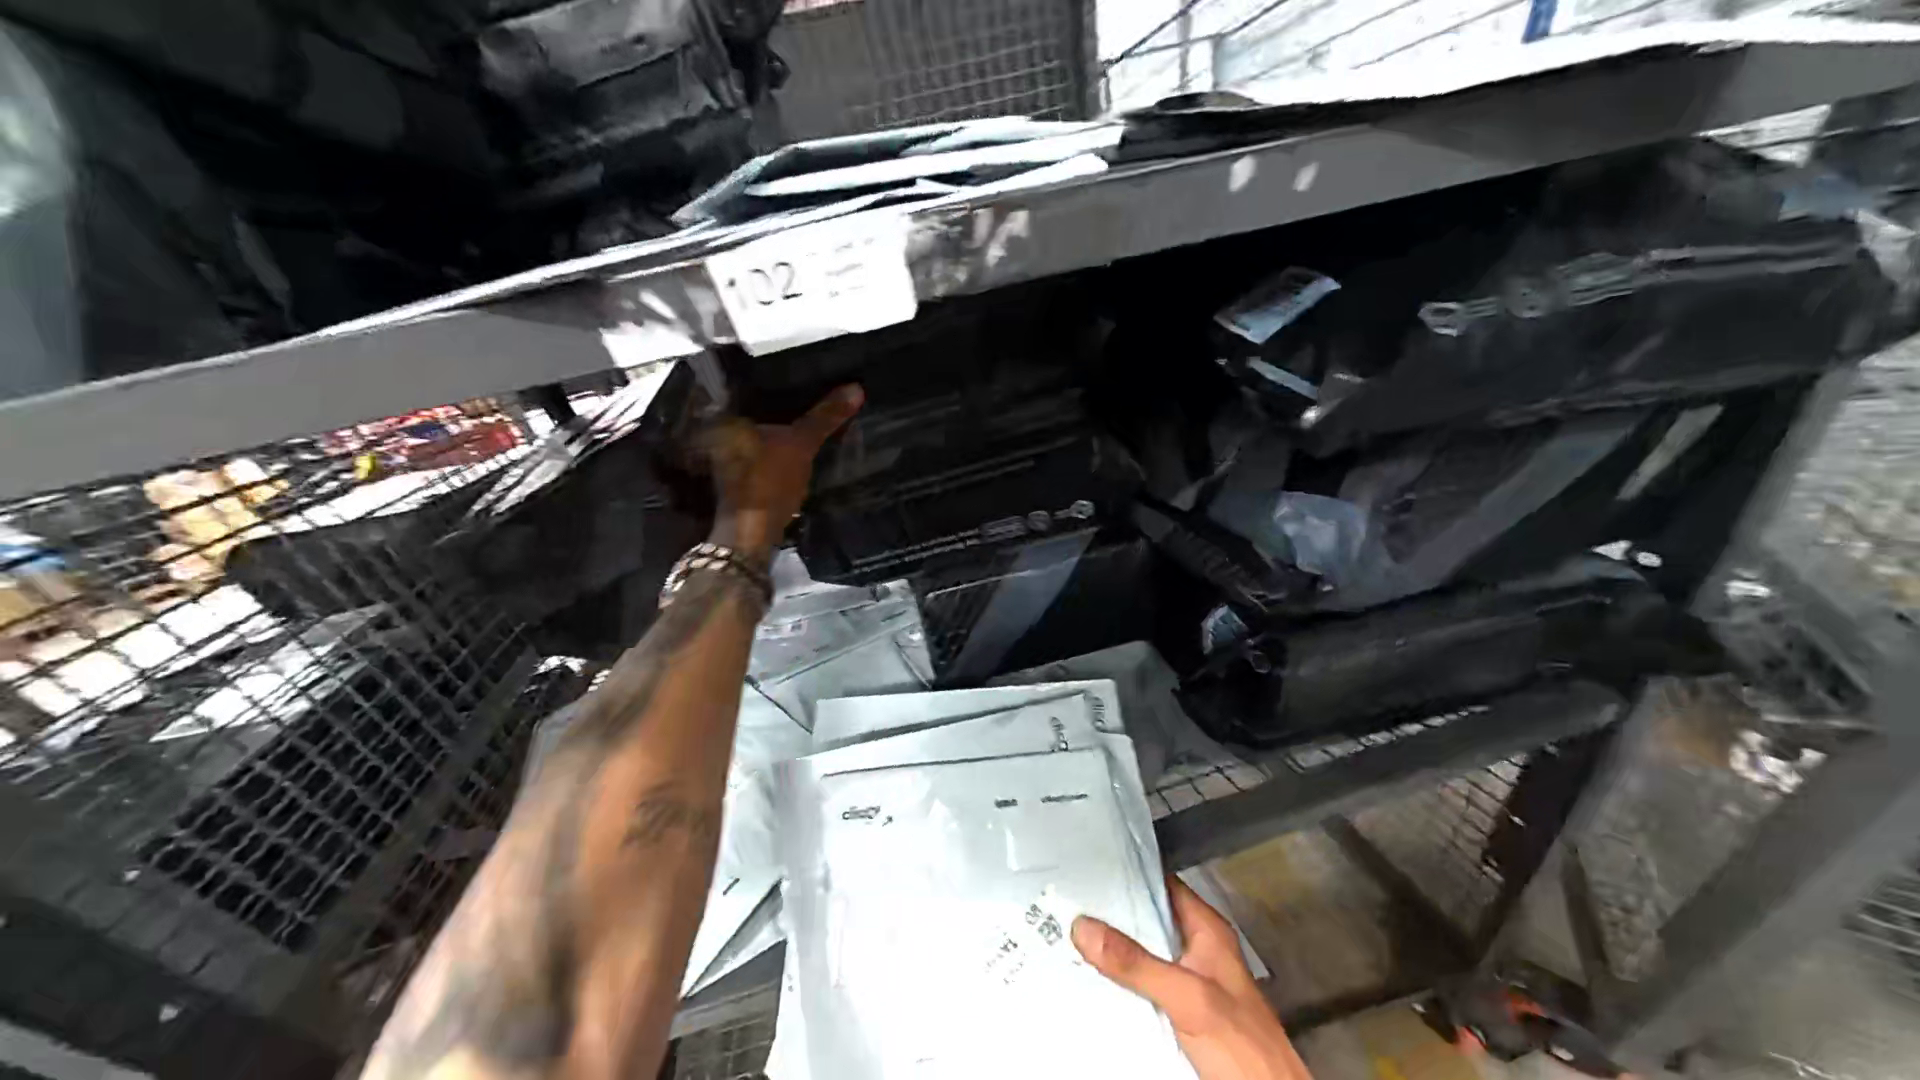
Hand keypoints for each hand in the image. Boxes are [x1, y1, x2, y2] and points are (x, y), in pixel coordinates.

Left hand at [699, 384, 863, 562]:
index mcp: (728, 418)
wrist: (752, 534)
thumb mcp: (801, 445)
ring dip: (784, 429)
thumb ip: (825, 417)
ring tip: (813, 417)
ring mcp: (729, 457)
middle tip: (816, 392)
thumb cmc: (770, 483)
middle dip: (784, 404)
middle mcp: (721, 433)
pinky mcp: (740, 477)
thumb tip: (856, 388)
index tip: (808, 375)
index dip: (782, 380)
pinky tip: (799, 447)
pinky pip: (764, 452)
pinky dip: (780, 449)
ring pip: (763, 433)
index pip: (754, 386)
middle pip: (760, 410)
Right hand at [1073, 875, 1312, 1079]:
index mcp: (1207, 931)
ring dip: (1112, 950)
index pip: (1161, 885)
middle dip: (1110, 914)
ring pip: (1141, 954)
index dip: (1127, 874)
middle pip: (1146, 920)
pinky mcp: (1179, 1013)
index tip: (1088, 869)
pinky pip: (1140, 986)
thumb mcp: (1186, 996)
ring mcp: (1188, 982)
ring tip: (1068, 933)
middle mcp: (1196, 949)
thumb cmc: (1241, 1044)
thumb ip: (1136, 963)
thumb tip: (1082, 926)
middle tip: (1068, 902)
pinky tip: (1090, 978)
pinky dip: (1118, 982)